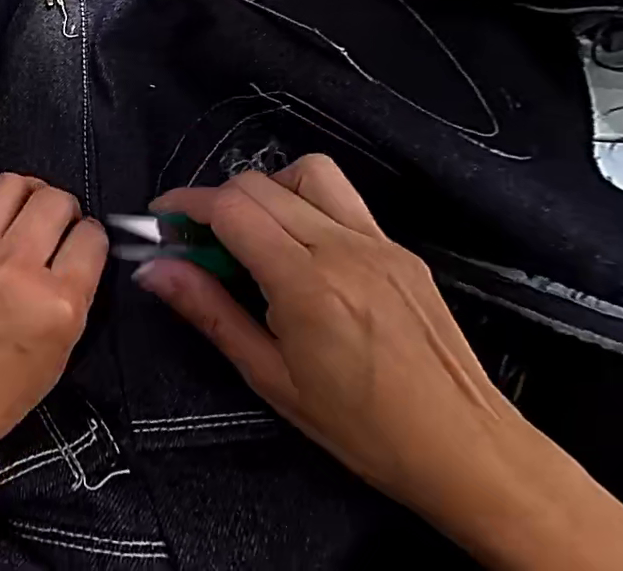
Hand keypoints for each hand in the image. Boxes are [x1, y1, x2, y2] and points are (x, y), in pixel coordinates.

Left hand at [0, 173, 107, 475]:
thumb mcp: (57, 356)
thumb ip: (75, 297)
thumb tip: (78, 251)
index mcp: (57, 303)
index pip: (91, 237)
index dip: (91, 235)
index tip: (82, 241)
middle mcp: (19, 266)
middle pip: (56, 200)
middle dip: (65, 207)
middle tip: (56, 222)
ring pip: (13, 184)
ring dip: (28, 191)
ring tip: (25, 207)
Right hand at [135, 155, 622, 570]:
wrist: (470, 450)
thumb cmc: (361, 429)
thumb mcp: (272, 379)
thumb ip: (210, 313)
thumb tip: (153, 270)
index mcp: (307, 283)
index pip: (231, 209)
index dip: (185, 204)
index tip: (161, 220)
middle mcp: (342, 245)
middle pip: (258, 183)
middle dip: (215, 200)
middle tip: (200, 241)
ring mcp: (377, 239)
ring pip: (305, 172)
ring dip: (265, 189)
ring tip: (255, 234)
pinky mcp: (398, 244)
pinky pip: (341, 197)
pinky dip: (304, 202)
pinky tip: (303, 250)